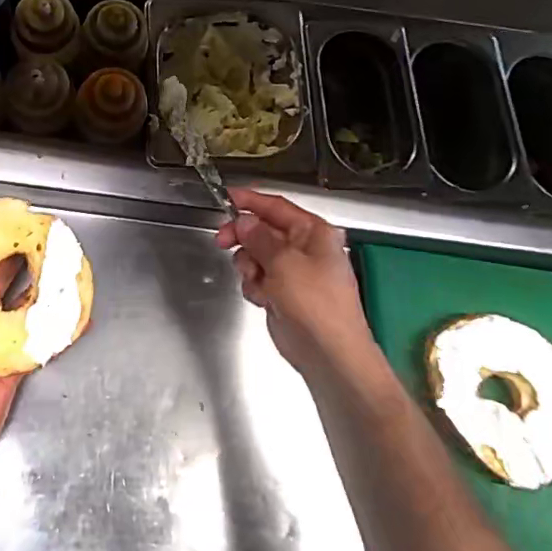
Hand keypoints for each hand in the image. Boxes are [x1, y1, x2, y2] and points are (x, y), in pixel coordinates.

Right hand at [214, 189, 375, 377]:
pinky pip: (258, 279)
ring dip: (249, 266)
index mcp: (313, 232)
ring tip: (256, 280)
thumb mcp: (284, 262)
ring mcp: (293, 272)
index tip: (226, 197)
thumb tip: (244, 221)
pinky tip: (263, 298)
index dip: (250, 201)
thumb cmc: (314, 301)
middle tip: (222, 240)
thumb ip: (258, 237)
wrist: (329, 353)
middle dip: (243, 237)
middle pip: (262, 231)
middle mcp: (304, 248)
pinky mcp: (282, 294)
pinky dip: (255, 286)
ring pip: (256, 256)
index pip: (276, 207)